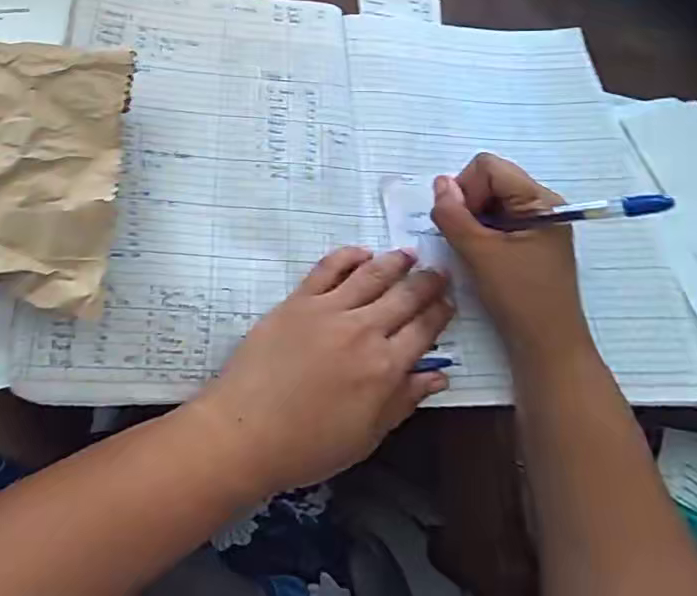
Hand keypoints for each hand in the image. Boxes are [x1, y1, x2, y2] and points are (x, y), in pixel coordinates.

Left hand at [188, 247, 452, 495]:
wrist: (247, 427)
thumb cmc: (310, 444)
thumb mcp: (368, 435)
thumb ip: (404, 400)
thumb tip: (438, 375)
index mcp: (385, 368)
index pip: (423, 330)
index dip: (439, 312)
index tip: (449, 300)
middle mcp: (362, 331)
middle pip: (403, 297)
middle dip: (426, 282)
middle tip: (439, 269)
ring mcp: (327, 310)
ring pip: (370, 276)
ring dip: (393, 262)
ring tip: (408, 253)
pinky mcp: (297, 300)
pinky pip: (327, 269)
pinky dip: (347, 256)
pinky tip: (360, 252)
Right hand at [431, 153, 590, 360]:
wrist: (548, 346)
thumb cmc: (519, 297)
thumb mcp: (479, 252)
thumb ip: (453, 214)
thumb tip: (439, 184)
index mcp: (540, 201)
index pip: (488, 167)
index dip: (465, 186)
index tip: (460, 220)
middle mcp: (541, 204)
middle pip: (489, 178)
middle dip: (466, 200)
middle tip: (462, 234)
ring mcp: (536, 222)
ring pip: (488, 198)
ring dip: (470, 216)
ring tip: (470, 246)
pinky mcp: (529, 238)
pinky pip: (495, 216)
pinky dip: (478, 227)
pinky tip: (477, 252)